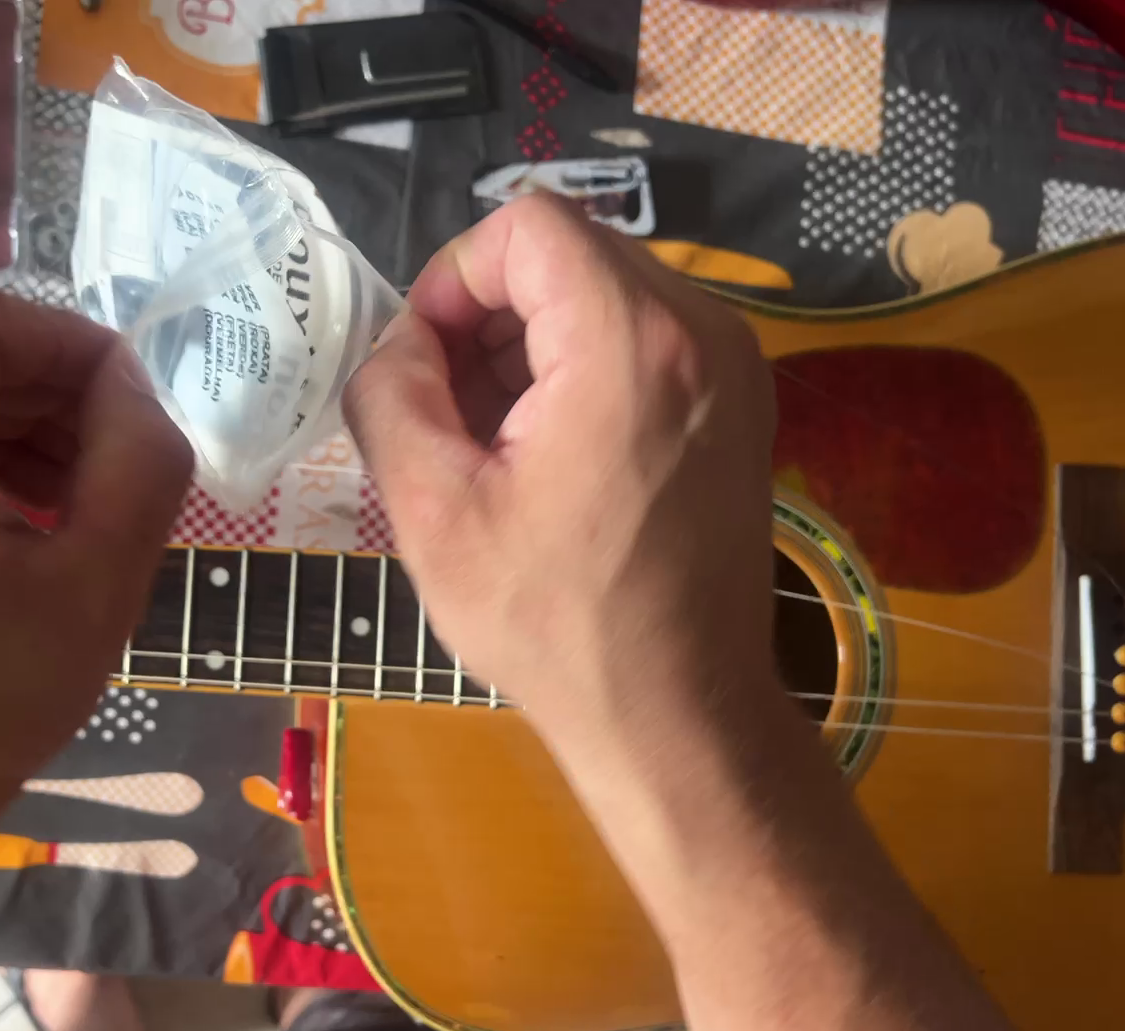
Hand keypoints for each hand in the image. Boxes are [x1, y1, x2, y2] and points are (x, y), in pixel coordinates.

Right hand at [345, 195, 778, 742]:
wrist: (674, 711)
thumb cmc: (549, 621)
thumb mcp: (430, 510)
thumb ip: (388, 394)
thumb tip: (401, 344)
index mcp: (629, 343)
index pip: (526, 226)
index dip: (452, 279)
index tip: (424, 364)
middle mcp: (702, 331)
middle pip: (564, 256)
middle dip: (485, 319)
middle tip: (448, 415)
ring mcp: (734, 367)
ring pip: (599, 297)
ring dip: (525, 350)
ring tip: (491, 445)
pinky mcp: (735, 406)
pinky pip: (638, 342)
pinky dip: (574, 373)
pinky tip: (545, 456)